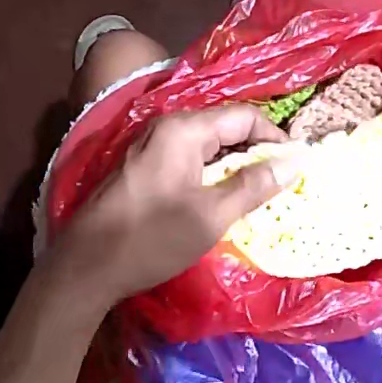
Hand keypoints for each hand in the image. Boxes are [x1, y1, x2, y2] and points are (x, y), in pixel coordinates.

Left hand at [48, 104, 294, 304]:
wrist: (86, 266)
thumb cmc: (152, 238)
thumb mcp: (212, 215)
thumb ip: (255, 185)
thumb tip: (295, 162)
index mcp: (184, 130)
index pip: (244, 116)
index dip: (275, 138)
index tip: (295, 166)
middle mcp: (167, 128)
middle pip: (225, 127)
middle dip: (257, 151)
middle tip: (281, 181)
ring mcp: (152, 147)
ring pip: (208, 145)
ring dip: (236, 164)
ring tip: (259, 192)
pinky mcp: (145, 167)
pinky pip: (190, 159)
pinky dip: (213, 173)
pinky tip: (225, 198)